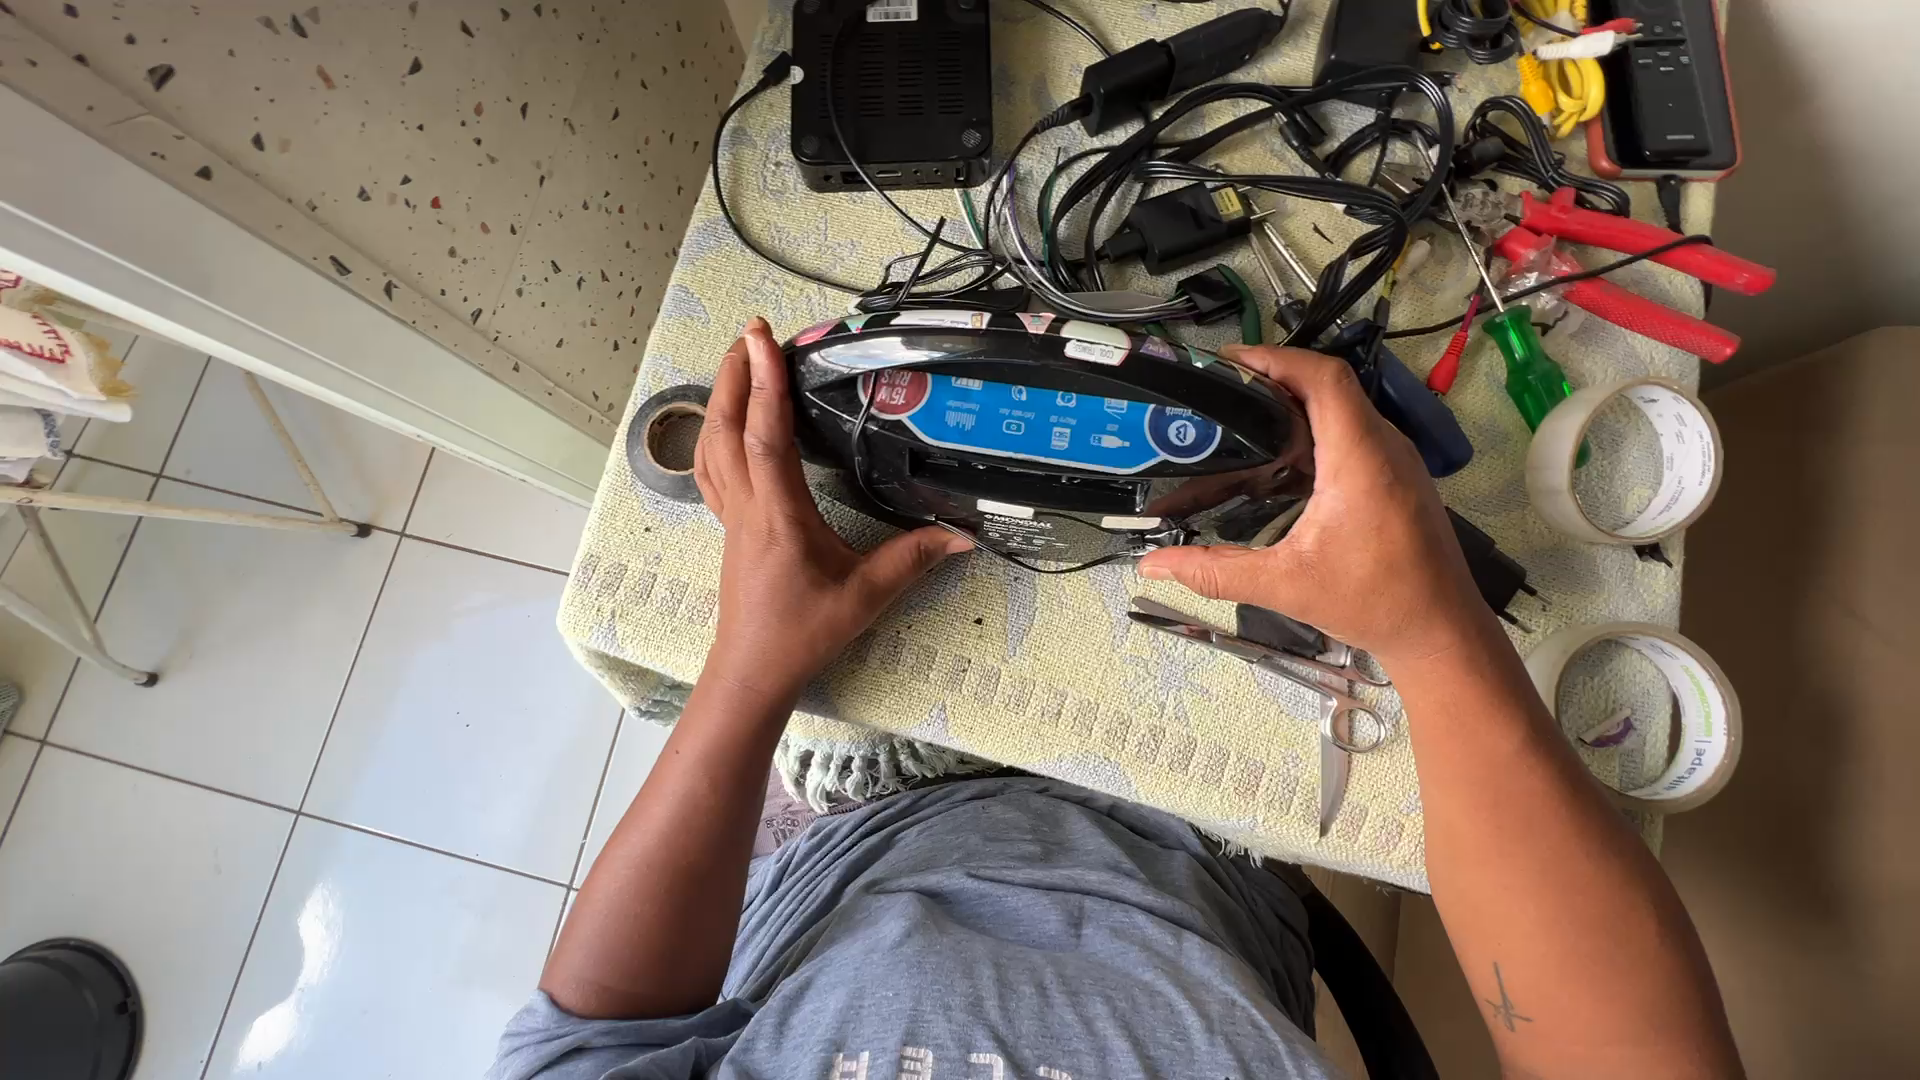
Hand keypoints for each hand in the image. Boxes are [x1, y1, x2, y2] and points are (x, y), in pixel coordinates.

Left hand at [693, 318, 971, 703]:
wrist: (753, 670)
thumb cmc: (804, 633)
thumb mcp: (866, 595)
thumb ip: (913, 559)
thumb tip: (964, 535)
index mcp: (778, 514)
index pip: (766, 437)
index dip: (763, 383)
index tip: (761, 338)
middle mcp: (747, 507)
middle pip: (726, 428)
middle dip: (732, 374)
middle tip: (747, 333)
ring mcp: (731, 517)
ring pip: (711, 447)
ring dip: (719, 400)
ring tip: (734, 365)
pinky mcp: (730, 528)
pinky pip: (711, 470)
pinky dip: (714, 436)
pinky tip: (725, 428)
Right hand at [1137, 346, 1490, 667]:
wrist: (1441, 631)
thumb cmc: (1374, 603)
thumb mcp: (1284, 585)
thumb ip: (1214, 572)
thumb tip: (1152, 566)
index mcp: (1360, 459)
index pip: (1323, 379)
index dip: (1275, 359)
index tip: (1227, 360)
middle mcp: (1381, 447)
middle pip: (1324, 388)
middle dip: (1268, 382)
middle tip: (1214, 391)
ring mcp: (1390, 460)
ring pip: (1334, 412)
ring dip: (1285, 410)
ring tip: (1232, 420)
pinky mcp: (1389, 476)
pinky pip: (1343, 437)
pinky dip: (1302, 438)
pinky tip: (1267, 464)